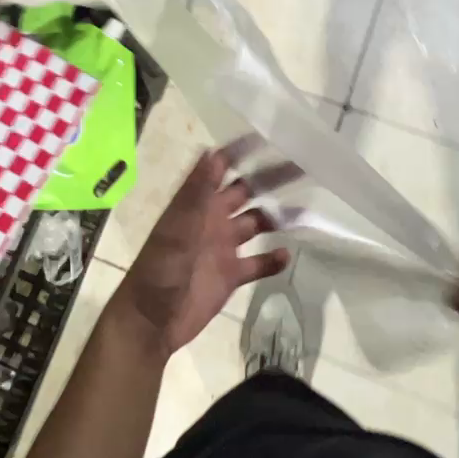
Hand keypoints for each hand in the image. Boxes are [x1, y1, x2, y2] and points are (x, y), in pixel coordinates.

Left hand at [108, 152, 291, 354]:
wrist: (152, 321)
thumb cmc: (160, 268)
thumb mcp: (178, 226)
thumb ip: (197, 191)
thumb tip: (214, 152)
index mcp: (198, 203)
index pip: (221, 168)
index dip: (242, 152)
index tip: (271, 136)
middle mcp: (213, 218)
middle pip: (246, 192)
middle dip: (270, 179)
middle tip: (303, 164)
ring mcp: (224, 247)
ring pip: (257, 224)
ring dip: (278, 217)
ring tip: (306, 208)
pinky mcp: (232, 275)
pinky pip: (258, 263)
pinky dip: (273, 259)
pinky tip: (288, 255)